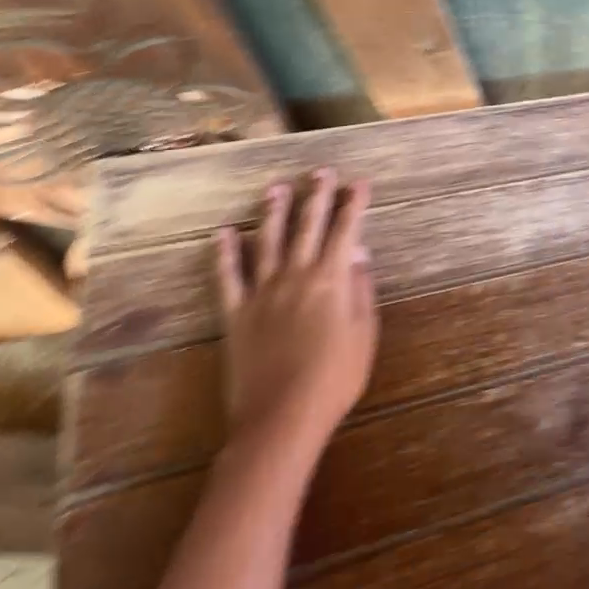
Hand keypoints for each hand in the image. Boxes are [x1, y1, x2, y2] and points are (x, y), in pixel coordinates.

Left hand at [214, 169, 379, 449]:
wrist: (282, 416)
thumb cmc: (335, 378)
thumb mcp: (364, 333)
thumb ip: (360, 289)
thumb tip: (358, 251)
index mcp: (331, 280)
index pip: (345, 231)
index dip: (354, 205)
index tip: (360, 183)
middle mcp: (295, 276)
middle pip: (307, 226)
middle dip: (317, 196)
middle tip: (321, 172)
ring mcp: (261, 293)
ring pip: (268, 241)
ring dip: (273, 212)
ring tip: (276, 186)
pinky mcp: (235, 313)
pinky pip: (227, 276)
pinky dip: (225, 253)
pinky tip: (224, 233)